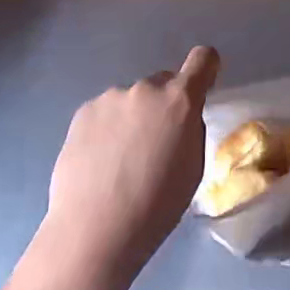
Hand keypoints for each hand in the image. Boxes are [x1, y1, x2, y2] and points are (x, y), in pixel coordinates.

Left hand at [46, 47, 218, 271]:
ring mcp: (110, 98)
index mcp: (179, 101)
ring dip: (132, 118)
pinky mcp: (83, 111)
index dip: (206, 69)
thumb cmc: (156, 206)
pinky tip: (99, 161)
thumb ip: (190, 130)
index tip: (202, 86)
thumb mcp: (193, 167)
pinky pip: (105, 112)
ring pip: (131, 100)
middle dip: (163, 105)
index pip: (202, 60)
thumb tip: (179, 120)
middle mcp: (145, 90)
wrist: (95, 229)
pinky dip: (107, 129)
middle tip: (154, 144)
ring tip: (120, 160)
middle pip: (163, 84)